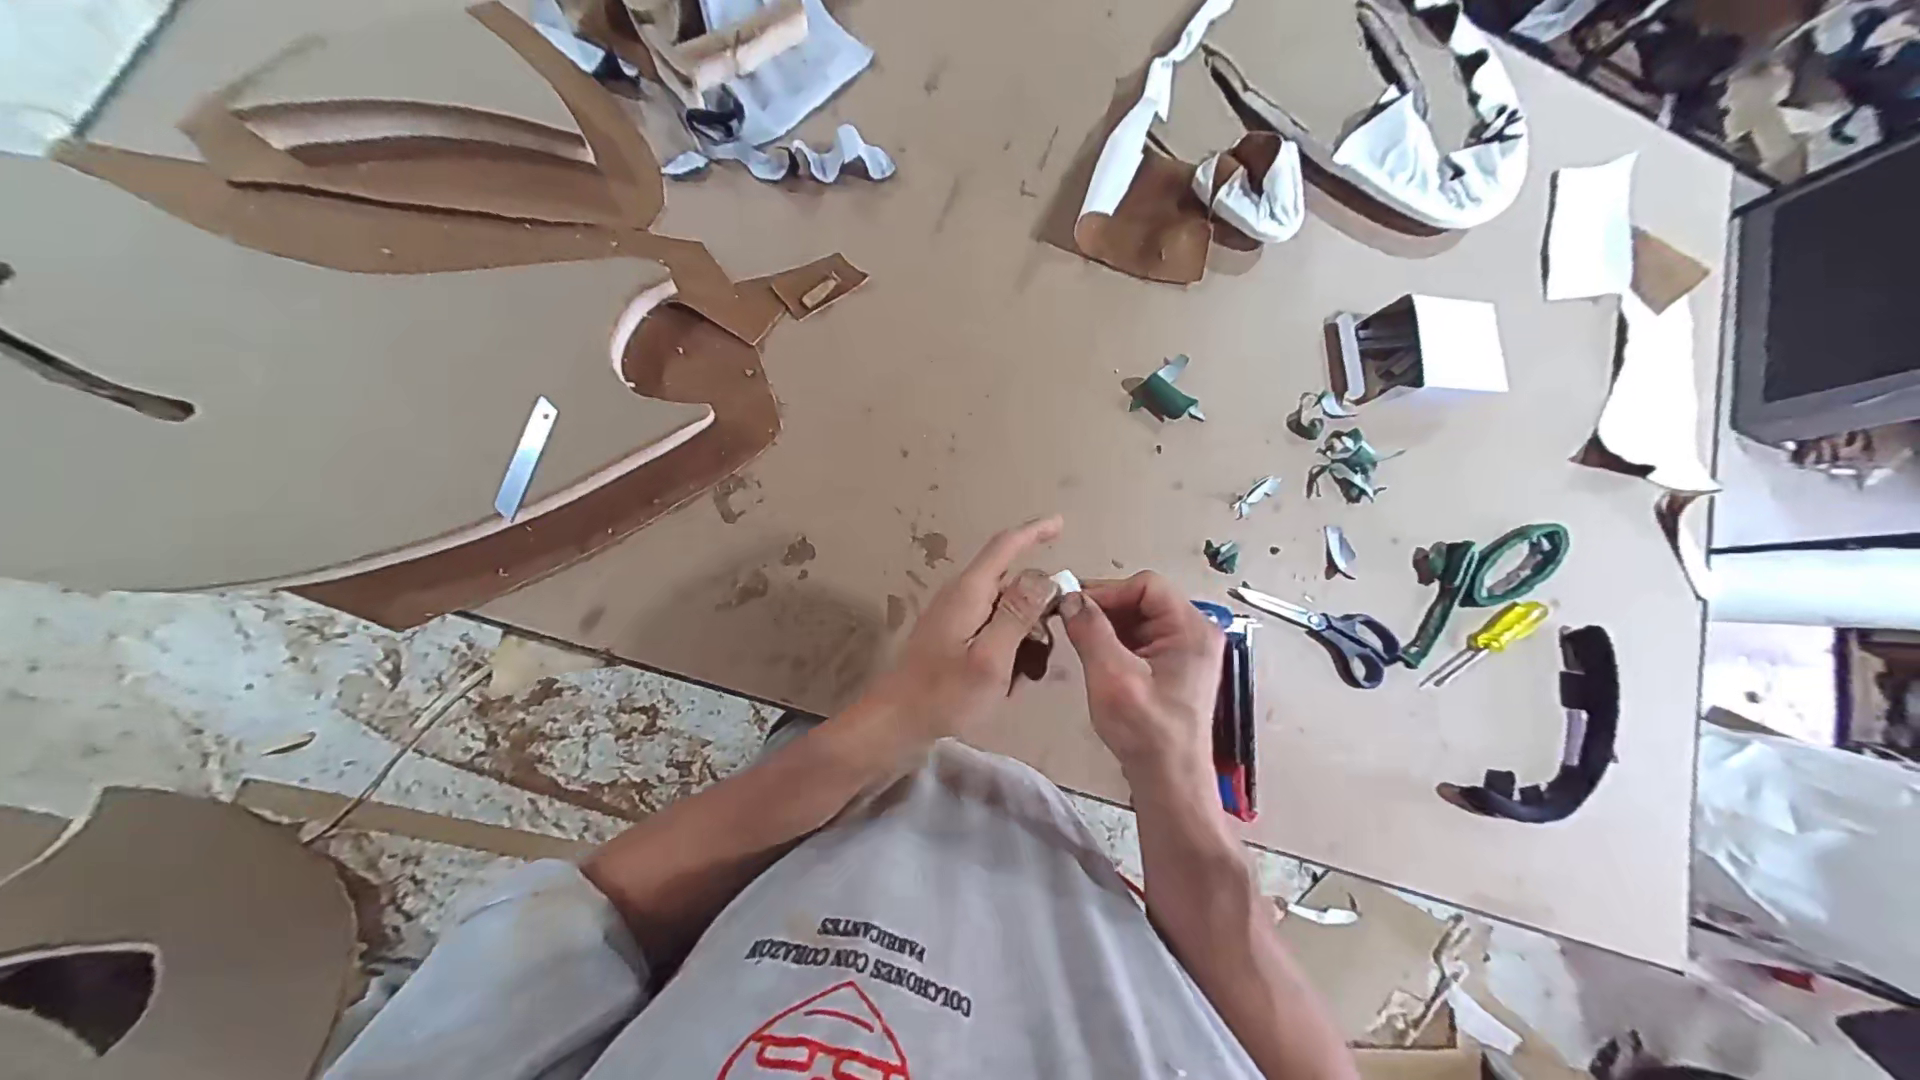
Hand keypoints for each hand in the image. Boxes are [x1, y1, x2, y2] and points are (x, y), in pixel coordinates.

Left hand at [860, 516, 1064, 749]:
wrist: (895, 723)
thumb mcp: (990, 658)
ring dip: (1022, 635)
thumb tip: (1044, 577)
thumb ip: (1017, 615)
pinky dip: (1007, 647)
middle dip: (1036, 608)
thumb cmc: (944, 695)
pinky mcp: (951, 636)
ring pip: (1003, 609)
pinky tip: (1007, 680)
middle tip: (1046, 649)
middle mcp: (960, 595)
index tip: (1060, 524)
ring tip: (1023, 675)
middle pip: (1010, 582)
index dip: (1034, 532)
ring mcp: (954, 615)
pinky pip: (991, 629)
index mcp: (969, 592)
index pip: (1005, 546)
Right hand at [1060, 571, 1222, 785]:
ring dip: (1105, 623)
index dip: (1107, 591)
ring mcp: (1184, 650)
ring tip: (1077, 637)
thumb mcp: (1112, 676)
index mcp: (1191, 629)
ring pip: (1137, 616)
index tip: (1073, 606)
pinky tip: (1093, 652)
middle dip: (1104, 607)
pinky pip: (1138, 637)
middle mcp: (1193, 632)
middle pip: (1142, 598)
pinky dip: (1113, 639)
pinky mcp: (1171, 665)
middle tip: (1068, 619)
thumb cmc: (1146, 732)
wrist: (1168, 780)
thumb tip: (1068, 598)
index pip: (1146, 585)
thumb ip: (1090, 631)